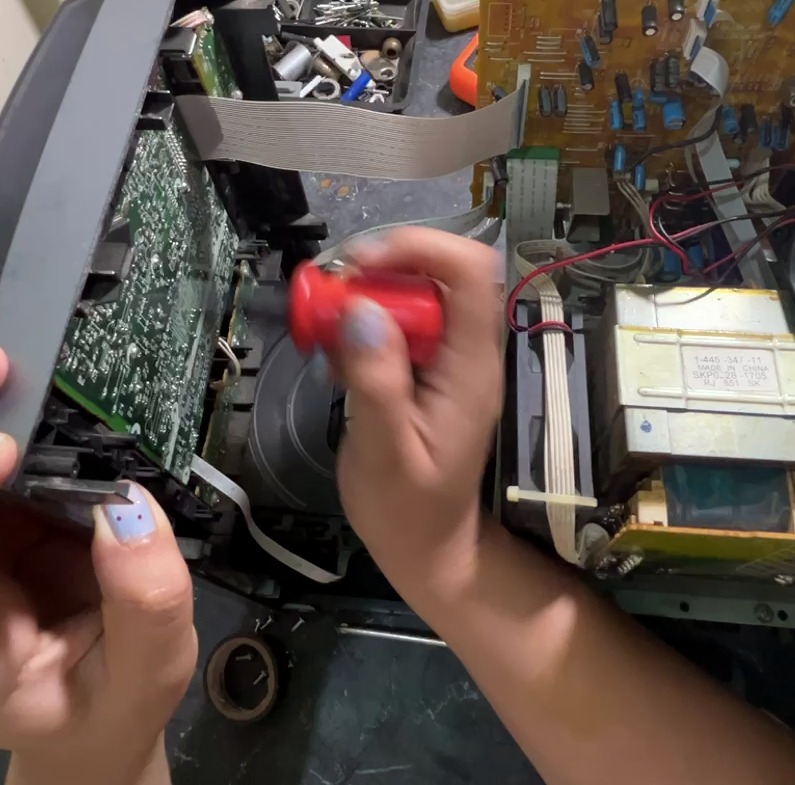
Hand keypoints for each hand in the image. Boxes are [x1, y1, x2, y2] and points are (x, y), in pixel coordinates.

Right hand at [326, 230, 505, 591]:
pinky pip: (395, 323)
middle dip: (379, 272)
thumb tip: (362, 310)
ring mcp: (445, 359)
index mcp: (470, 366)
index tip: (360, 266)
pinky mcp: (423, 369)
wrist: (426, 546)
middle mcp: (464, 351)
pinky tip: (336, 359)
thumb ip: (376, 381)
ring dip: (364, 298)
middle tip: (328, 297)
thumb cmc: (408, 511)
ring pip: (412, 294)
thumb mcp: (385, 452)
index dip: (419, 249)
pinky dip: (360, 326)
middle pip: (436, 274)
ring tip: (324, 329)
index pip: (468, 271)